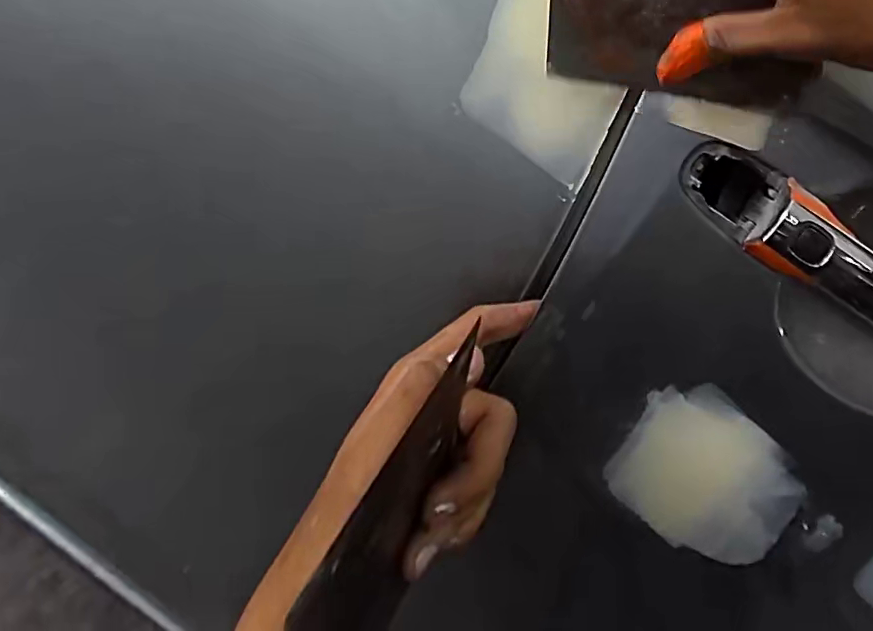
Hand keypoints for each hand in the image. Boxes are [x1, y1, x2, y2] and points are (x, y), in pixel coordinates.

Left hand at [236, 301, 537, 629]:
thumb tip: (474, 354)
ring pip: (489, 463)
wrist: (338, 560)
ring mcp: (441, 443)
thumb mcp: (383, 435)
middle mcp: (434, 403)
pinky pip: (478, 495)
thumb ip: (424, 387)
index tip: (533, 312)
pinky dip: (459, 523)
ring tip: (426, 532)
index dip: (502, 318)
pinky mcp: (444, 478)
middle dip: (477, 471)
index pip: (468, 333)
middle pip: (494, 415)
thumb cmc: (354, 493)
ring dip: (464, 507)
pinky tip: (428, 540)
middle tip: (440, 507)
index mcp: (419, 379)